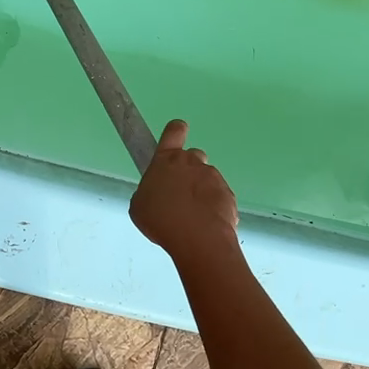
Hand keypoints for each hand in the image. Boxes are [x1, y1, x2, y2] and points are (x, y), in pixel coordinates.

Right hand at [129, 120, 238, 259]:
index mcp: (166, 160)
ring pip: (207, 178)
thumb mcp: (140, 205)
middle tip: (180, 192)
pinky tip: (205, 224)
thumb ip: (149, 192)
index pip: (173, 132)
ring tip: (192, 215)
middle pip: (193, 156)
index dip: (175, 130)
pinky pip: (219, 197)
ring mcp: (213, 178)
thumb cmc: (160, 219)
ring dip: (201, 191)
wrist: (197, 238)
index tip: (177, 131)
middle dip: (188, 170)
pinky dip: (213, 207)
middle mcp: (192, 163)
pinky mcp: (228, 195)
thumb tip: (157, 194)